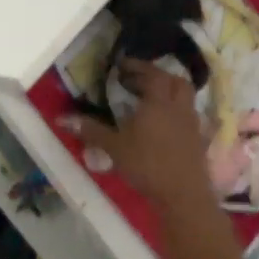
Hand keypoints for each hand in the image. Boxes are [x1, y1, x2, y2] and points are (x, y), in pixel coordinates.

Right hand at [65, 59, 213, 209]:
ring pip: (184, 97)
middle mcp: (178, 108)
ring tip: (146, 99)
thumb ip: (90, 130)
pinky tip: (159, 123)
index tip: (122, 65)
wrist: (183, 194)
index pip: (153, 75)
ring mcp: (191, 124)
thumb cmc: (147, 164)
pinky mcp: (197, 139)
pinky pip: (186, 114)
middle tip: (135, 79)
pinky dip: (173, 109)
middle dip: (157, 76)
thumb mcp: (113, 146)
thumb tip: (61, 118)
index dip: (138, 66)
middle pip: (175, 81)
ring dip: (167, 92)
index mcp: (159, 104)